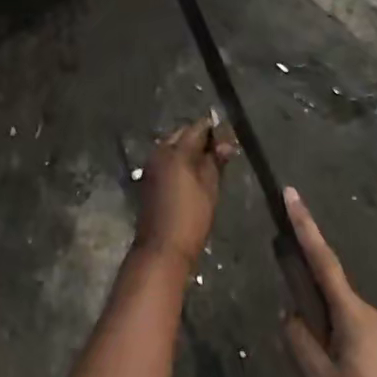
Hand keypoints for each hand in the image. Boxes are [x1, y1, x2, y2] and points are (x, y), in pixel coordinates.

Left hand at [133, 116, 237, 267]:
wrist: (161, 247)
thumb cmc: (191, 218)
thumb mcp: (209, 189)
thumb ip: (215, 162)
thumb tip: (225, 143)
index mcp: (175, 151)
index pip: (196, 129)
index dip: (213, 129)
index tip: (228, 135)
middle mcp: (160, 151)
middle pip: (181, 134)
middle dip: (199, 137)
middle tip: (220, 149)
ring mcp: (151, 164)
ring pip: (172, 145)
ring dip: (188, 148)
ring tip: (208, 161)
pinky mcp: (148, 176)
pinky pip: (165, 158)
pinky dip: (178, 159)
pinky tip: (191, 171)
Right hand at [280, 188, 376, 376]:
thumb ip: (299, 342)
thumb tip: (293, 316)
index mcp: (355, 315)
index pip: (322, 260)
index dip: (304, 226)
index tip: (291, 192)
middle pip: (333, 303)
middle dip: (317, 323)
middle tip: (312, 368)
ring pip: (349, 330)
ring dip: (335, 349)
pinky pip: (367, 347)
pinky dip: (352, 362)